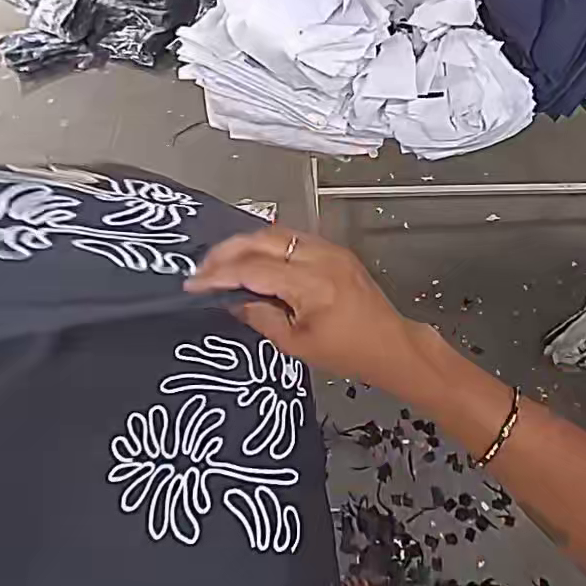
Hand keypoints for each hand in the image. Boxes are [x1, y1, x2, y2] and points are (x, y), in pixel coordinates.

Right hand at [184, 228, 441, 394]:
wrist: (391, 344)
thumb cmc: (348, 352)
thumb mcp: (297, 344)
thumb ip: (260, 316)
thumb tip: (233, 300)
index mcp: (311, 284)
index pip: (252, 269)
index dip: (219, 275)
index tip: (194, 284)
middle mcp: (320, 257)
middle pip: (261, 239)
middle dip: (226, 251)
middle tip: (202, 268)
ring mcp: (329, 249)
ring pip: (276, 233)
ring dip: (245, 245)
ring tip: (222, 263)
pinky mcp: (335, 250)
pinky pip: (293, 239)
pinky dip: (267, 246)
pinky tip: (253, 260)